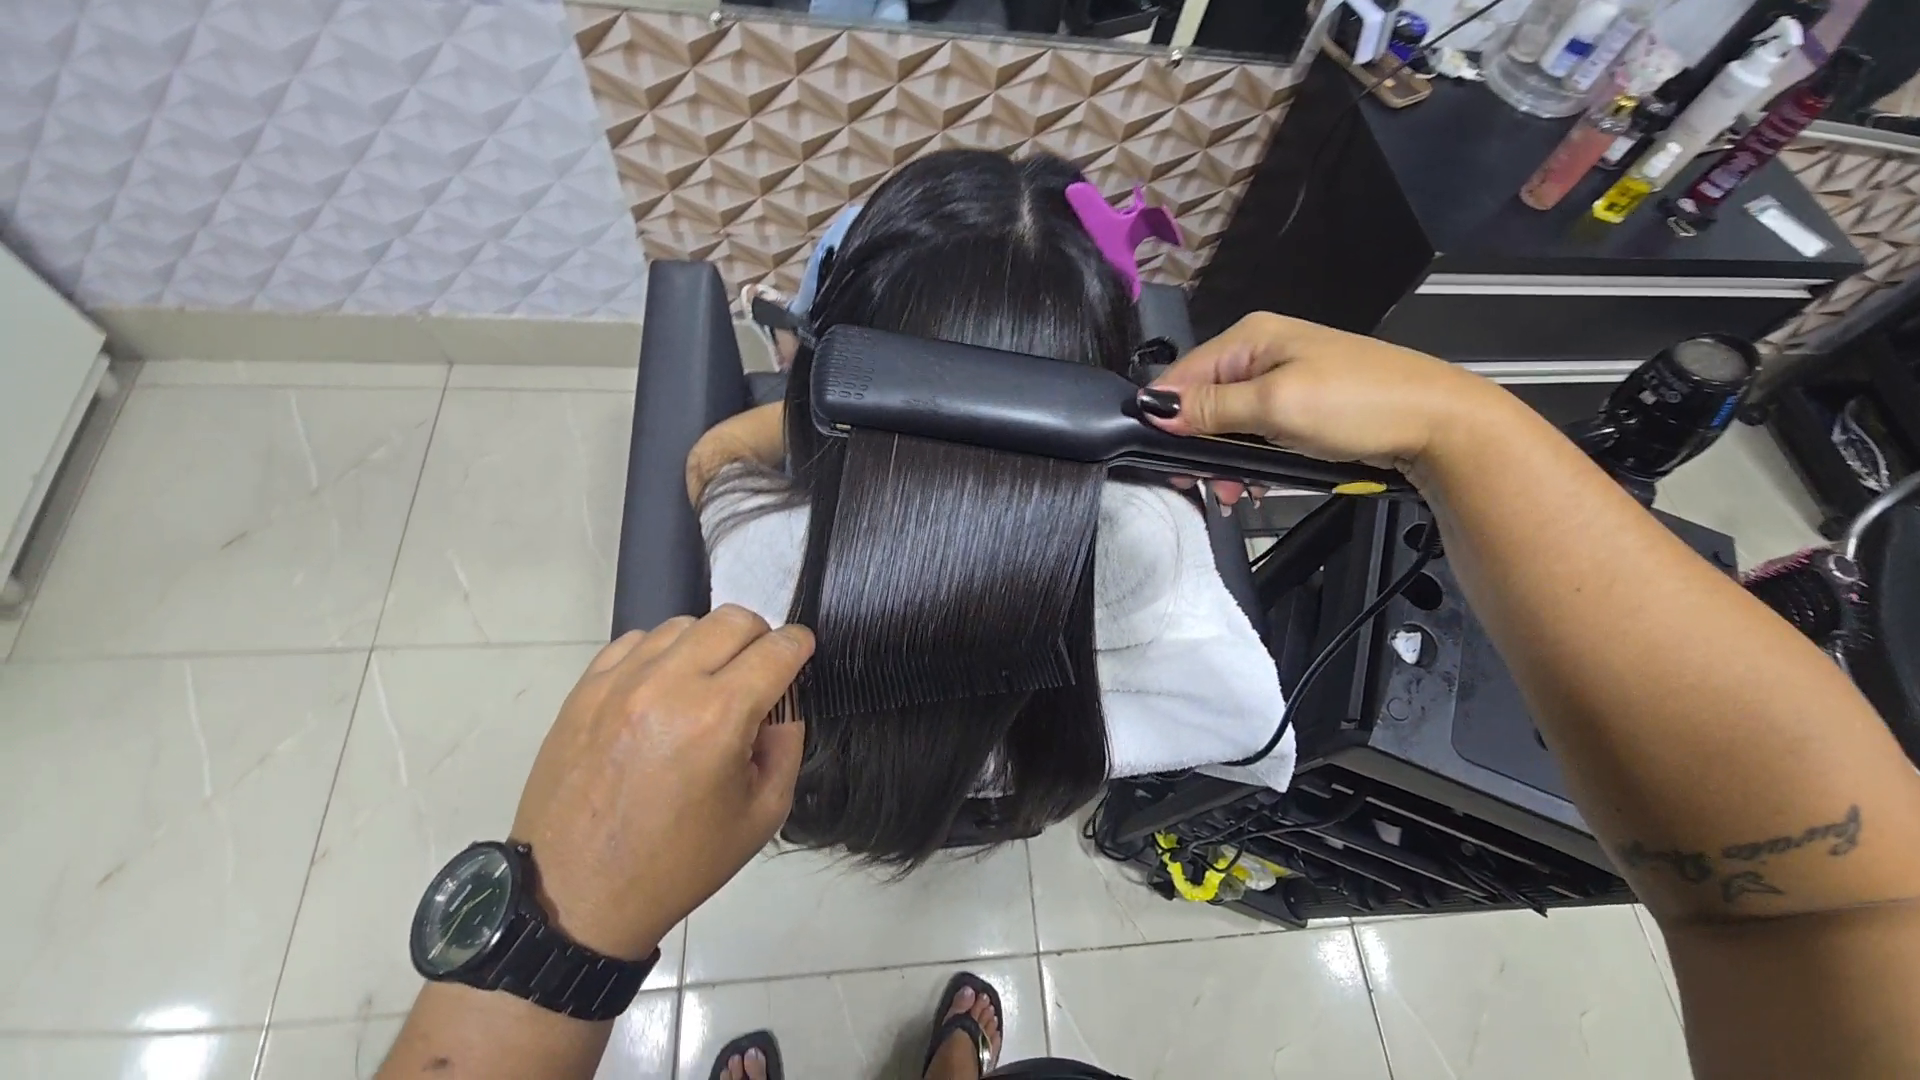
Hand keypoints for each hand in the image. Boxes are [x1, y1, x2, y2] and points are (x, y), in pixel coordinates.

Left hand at [510, 606, 813, 959]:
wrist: (574, 897)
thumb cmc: (679, 863)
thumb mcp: (762, 815)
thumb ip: (787, 744)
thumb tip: (782, 699)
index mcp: (718, 718)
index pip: (776, 649)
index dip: (800, 646)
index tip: (802, 654)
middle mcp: (668, 685)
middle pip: (733, 619)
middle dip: (760, 637)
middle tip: (759, 673)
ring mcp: (619, 681)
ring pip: (684, 624)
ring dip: (709, 644)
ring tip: (706, 685)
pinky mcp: (584, 689)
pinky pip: (636, 640)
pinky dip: (662, 654)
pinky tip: (662, 690)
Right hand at [1143, 313, 1503, 479]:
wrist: (1439, 424)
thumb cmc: (1356, 405)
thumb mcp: (1275, 406)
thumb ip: (1211, 407)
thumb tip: (1153, 406)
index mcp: (1250, 337)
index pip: (1182, 375)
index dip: (1167, 416)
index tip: (1166, 461)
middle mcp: (1261, 352)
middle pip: (1202, 400)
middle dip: (1199, 444)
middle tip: (1205, 485)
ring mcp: (1284, 379)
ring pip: (1228, 422)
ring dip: (1225, 458)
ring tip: (1235, 492)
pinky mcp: (1301, 405)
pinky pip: (1256, 432)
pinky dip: (1250, 457)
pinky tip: (1257, 481)